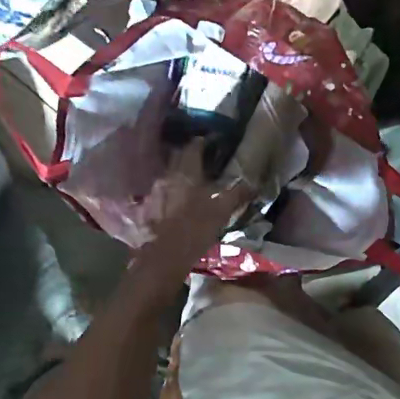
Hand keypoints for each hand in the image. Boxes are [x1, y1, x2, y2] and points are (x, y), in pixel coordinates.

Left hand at [126, 139, 251, 303]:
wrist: (164, 256)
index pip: (194, 147)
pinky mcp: (146, 206)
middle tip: (199, 158)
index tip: (211, 142)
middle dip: (187, 154)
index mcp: (187, 172)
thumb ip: (237, 195)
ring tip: (187, 178)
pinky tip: (172, 198)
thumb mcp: (221, 211)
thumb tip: (253, 184)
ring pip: (166, 173)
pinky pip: (157, 191)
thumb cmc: (195, 230)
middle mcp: (167, 175)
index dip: (203, 143)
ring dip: (176, 172)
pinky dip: (166, 190)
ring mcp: (154, 190)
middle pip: (177, 156)